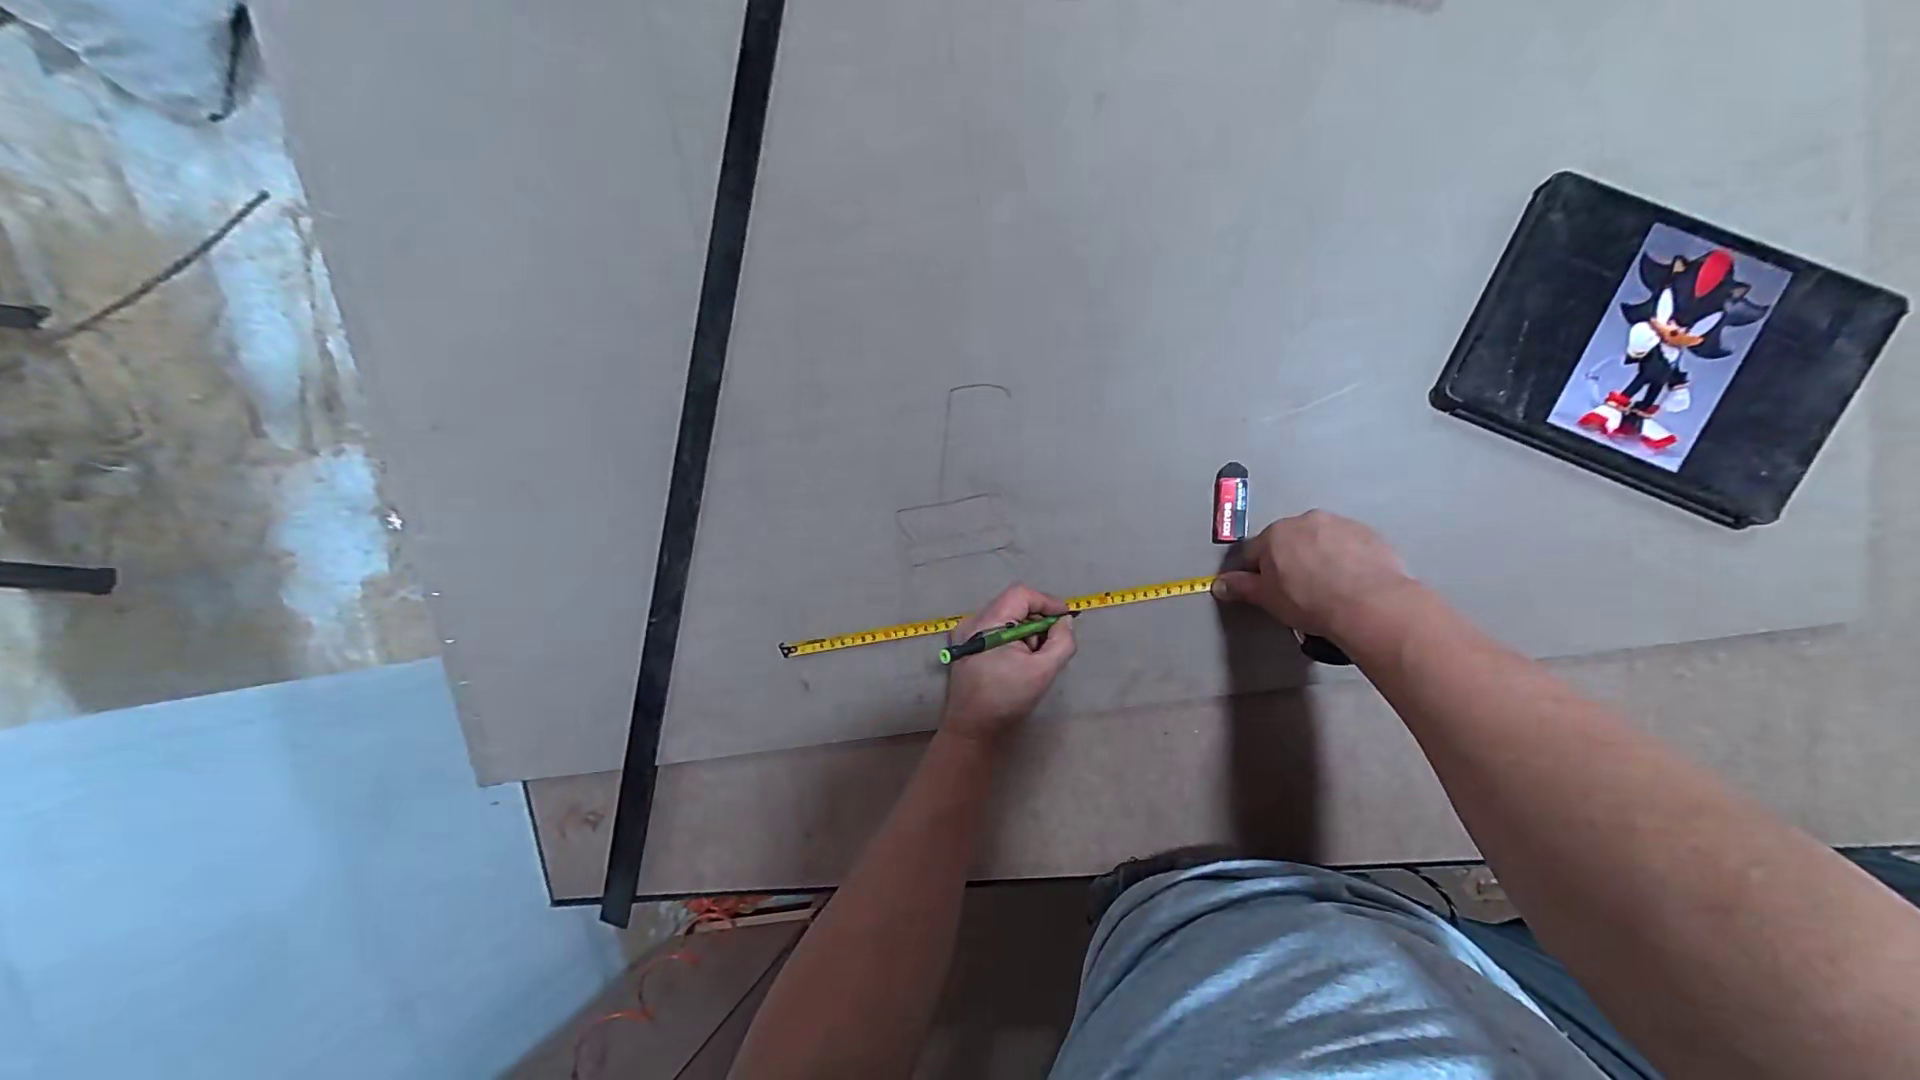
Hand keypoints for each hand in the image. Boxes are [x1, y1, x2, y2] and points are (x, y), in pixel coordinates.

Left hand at [941, 584, 1075, 745]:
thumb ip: (1061, 642)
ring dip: (1027, 633)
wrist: (972, 729)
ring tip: (1033, 659)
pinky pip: (997, 631)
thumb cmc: (1006, 699)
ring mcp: (967, 634)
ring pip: (1007, 618)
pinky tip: (1018, 663)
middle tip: (1050, 646)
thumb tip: (1064, 622)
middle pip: (1014, 605)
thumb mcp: (1042, 670)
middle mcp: (973, 622)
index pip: (1021, 595)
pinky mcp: (967, 646)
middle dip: (1037, 622)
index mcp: (987, 623)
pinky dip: (1014, 640)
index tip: (1066, 619)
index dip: (1046, 602)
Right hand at [1210, 510, 1416, 639]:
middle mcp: (1305, 522)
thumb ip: (1240, 587)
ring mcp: (1338, 525)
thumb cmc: (1315, 600)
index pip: (1253, 552)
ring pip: (1319, 540)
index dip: (1255, 572)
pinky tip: (1349, 582)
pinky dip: (1346, 558)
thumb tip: (1223, 585)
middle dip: (1289, 561)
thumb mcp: (1267, 598)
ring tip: (1326, 588)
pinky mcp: (1367, 534)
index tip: (1264, 587)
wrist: (1368, 605)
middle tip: (1296, 590)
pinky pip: (1348, 544)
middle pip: (1288, 541)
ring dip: (1318, 557)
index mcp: (1274, 534)